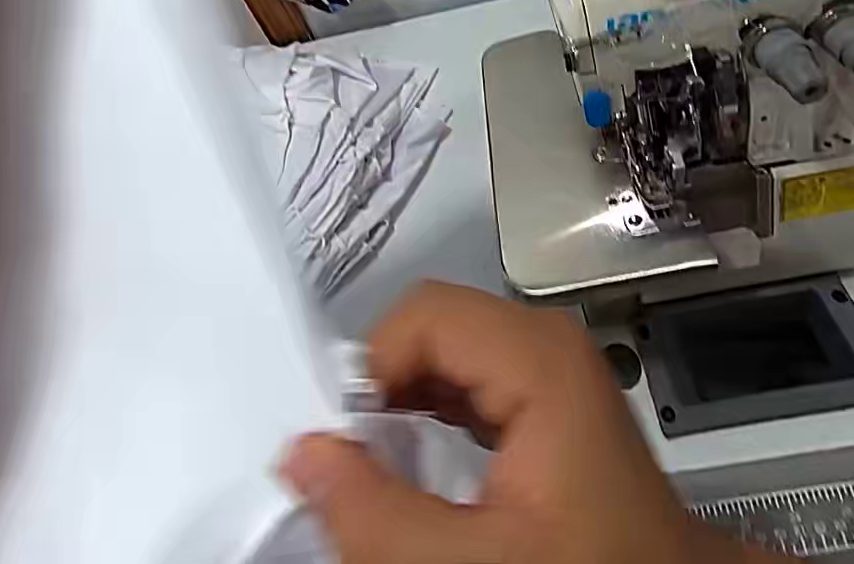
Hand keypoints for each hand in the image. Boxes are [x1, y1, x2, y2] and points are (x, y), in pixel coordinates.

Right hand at [281, 282, 782, 563]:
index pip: (422, 314)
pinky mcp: (544, 386)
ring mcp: (547, 359)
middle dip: (385, 386)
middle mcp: (543, 339)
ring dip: (404, 401)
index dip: (373, 368)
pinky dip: (431, 409)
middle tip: (362, 459)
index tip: (347, 438)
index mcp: (537, 356)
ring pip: (444, 348)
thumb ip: (376, 514)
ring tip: (389, 467)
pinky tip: (422, 461)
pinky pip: (467, 372)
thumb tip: (306, 455)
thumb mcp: (473, 563)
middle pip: (432, 325)